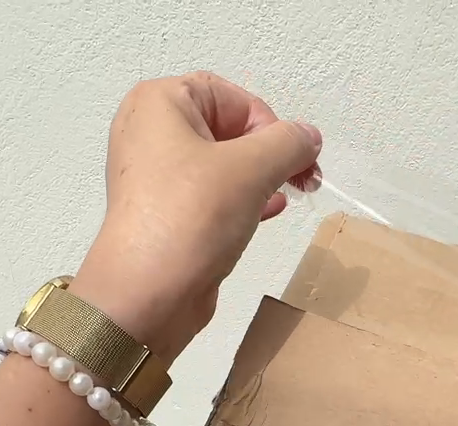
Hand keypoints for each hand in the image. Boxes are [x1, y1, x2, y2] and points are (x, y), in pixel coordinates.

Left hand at [69, 73, 320, 360]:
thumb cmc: (192, 218)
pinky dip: (242, 202)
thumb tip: (310, 137)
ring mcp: (156, 180)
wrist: (148, 296)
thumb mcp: (250, 169)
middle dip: (270, 153)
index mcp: (159, 104)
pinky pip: (212, 199)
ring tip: (291, 196)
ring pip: (222, 168)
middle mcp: (151, 135)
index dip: (270, 122)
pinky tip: (269, 212)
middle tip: (306, 179)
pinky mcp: (167, 219)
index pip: (230, 97)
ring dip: (261, 179)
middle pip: (227, 130)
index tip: (296, 157)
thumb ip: (288, 144)